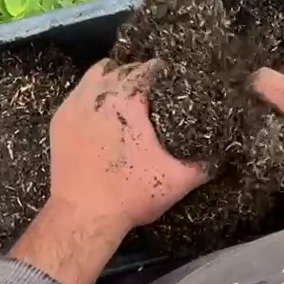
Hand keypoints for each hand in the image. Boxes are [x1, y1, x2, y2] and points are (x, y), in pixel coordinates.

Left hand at [13, 59, 207, 283]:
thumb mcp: (176, 181)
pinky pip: (80, 94)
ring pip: (98, 74)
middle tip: (155, 98)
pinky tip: (104, 116)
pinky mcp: (60, 119)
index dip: (168, 75)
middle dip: (141, 78)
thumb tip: (223, 155)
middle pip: (124, 67)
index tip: (176, 88)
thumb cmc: (131, 195)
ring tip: (128, 101)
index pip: (153, 67)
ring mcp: (75, 102)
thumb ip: (204, 165)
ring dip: (114, 81)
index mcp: (128, 96)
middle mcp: (98, 90)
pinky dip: (94, 98)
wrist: (84, 216)